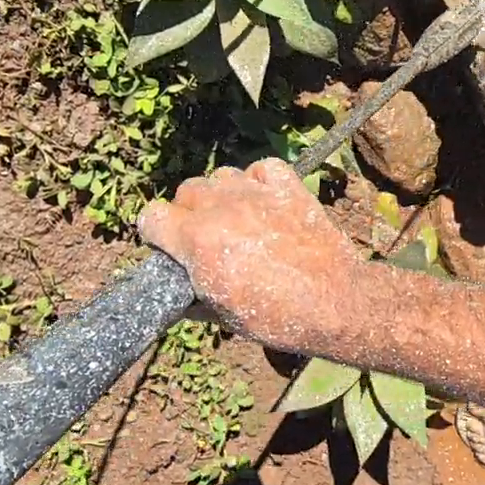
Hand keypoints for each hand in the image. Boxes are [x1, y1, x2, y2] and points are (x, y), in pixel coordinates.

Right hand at [138, 159, 375, 355]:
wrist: (333, 302)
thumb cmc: (278, 317)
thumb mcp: (223, 316)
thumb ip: (192, 296)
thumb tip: (180, 293)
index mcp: (197, 241)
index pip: (151, 216)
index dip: (157, 233)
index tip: (170, 245)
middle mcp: (222, 209)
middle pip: (186, 191)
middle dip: (190, 213)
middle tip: (208, 237)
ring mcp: (257, 194)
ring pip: (221, 176)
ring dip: (223, 195)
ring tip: (239, 219)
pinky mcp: (288, 187)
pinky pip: (263, 167)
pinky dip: (260, 179)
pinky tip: (265, 201)